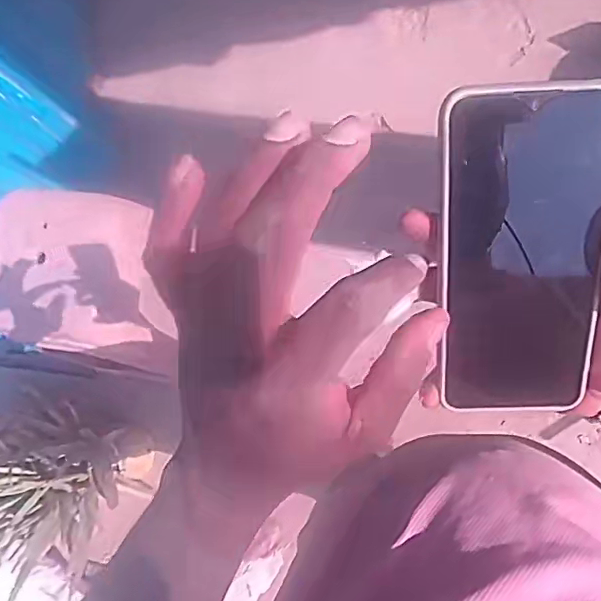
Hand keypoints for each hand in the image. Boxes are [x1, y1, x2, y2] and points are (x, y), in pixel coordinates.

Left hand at [147, 114, 447, 509]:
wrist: (222, 475)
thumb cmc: (299, 458)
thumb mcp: (362, 437)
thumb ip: (400, 378)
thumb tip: (433, 313)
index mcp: (286, 388)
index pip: (339, 316)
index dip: (383, 280)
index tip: (417, 262)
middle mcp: (235, 346)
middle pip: (264, 248)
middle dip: (310, 182)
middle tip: (354, 134)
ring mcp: (199, 323)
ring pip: (217, 235)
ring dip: (256, 172)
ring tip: (298, 124)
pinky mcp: (181, 313)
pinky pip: (166, 255)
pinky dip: (174, 208)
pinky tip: (194, 162)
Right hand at [401, 210, 600, 416]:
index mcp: (539, 263)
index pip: (496, 232)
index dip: (465, 216)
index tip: (440, 206)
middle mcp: (505, 289)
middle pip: (459, 265)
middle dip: (433, 247)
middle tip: (416, 234)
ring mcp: (490, 329)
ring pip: (447, 314)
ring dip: (424, 313)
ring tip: (413, 320)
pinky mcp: (485, 368)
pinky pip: (455, 369)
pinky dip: (439, 377)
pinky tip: (431, 388)